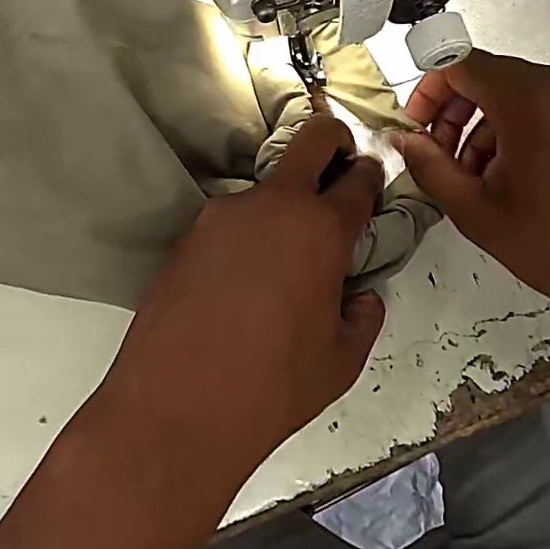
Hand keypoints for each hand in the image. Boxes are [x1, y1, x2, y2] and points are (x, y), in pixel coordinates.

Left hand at [101, 116, 387, 464]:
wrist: (177, 410)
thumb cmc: (269, 385)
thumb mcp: (342, 358)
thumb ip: (362, 315)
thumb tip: (359, 299)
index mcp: (322, 231)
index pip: (359, 180)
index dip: (372, 175)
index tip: (372, 177)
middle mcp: (273, 208)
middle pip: (312, 140)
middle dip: (334, 139)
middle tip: (342, 157)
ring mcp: (224, 216)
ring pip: (267, 188)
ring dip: (285, 203)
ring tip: (286, 254)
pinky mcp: (190, 237)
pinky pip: (232, 221)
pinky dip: (249, 234)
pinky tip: (246, 277)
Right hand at [395, 52, 549, 347]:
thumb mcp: (479, 213)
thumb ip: (432, 168)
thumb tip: (408, 142)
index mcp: (532, 99)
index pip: (462, 64)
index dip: (429, 92)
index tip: (420, 125)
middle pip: (495, 78)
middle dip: (460, 116)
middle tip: (447, 160)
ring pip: (527, 97)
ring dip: (494, 129)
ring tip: (488, 181)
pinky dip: (531, 132)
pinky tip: (527, 180)